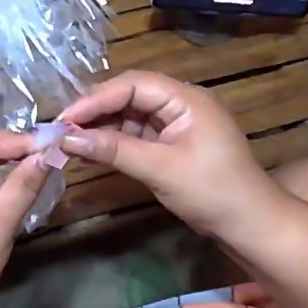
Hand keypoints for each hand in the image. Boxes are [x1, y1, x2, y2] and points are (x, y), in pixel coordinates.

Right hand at [57, 70, 285, 237]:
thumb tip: (67, 138)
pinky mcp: (170, 144)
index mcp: (185, 98)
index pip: (132, 84)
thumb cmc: (211, 191)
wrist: (247, 223)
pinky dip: (112, 142)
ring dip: (100, 127)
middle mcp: (179, 104)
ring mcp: (175, 124)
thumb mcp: (159, 169)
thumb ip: (114, 150)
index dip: (95, 99)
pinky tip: (89, 150)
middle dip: (94, 111)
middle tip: (61, 129)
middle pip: (128, 96)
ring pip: (129, 115)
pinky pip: (135, 135)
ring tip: (68, 140)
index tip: (64, 119)